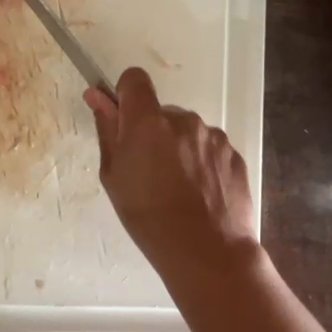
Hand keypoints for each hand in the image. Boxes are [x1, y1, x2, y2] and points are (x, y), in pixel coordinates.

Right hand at [85, 67, 258, 286]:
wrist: (208, 253)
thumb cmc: (148, 217)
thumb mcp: (114, 176)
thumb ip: (107, 130)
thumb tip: (97, 96)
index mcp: (148, 122)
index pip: (134, 79)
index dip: (126, 95)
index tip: (123, 121)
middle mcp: (183, 119)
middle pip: (161, 112)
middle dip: (152, 132)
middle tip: (147, 172)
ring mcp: (213, 136)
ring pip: (187, 132)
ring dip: (178, 148)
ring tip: (177, 189)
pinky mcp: (234, 155)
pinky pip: (209, 149)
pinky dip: (201, 164)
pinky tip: (199, 195)